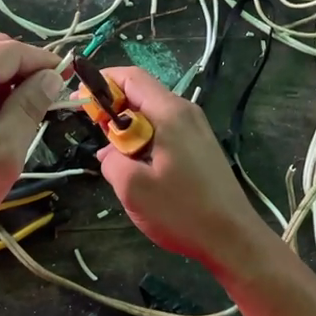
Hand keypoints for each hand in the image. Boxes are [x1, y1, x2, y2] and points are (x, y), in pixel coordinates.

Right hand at [94, 66, 273, 272]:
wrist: (234, 239)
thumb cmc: (183, 212)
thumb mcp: (133, 188)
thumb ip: (111, 161)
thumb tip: (108, 152)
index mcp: (170, 113)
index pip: (131, 77)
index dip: (102, 81)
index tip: (81, 101)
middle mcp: (185, 112)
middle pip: (142, 92)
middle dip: (113, 107)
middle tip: (96, 135)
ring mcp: (196, 128)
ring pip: (152, 113)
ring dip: (128, 127)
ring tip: (116, 158)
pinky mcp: (200, 146)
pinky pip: (165, 129)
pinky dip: (145, 139)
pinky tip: (138, 168)